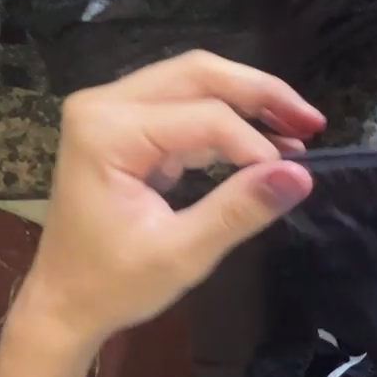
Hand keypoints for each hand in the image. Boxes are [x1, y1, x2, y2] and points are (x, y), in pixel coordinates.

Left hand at [16, 51, 324, 343]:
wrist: (63, 303)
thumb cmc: (113, 285)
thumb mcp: (182, 254)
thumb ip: (239, 210)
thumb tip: (300, 176)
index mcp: (108, 130)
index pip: (204, 117)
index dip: (255, 146)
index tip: (291, 180)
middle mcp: (104, 104)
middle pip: (198, 74)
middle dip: (260, 94)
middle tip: (313, 121)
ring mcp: (110, 111)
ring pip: (192, 82)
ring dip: (247, 101)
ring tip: (298, 127)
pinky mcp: (123, 127)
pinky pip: (182, 107)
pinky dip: (225, 121)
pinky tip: (262, 142)